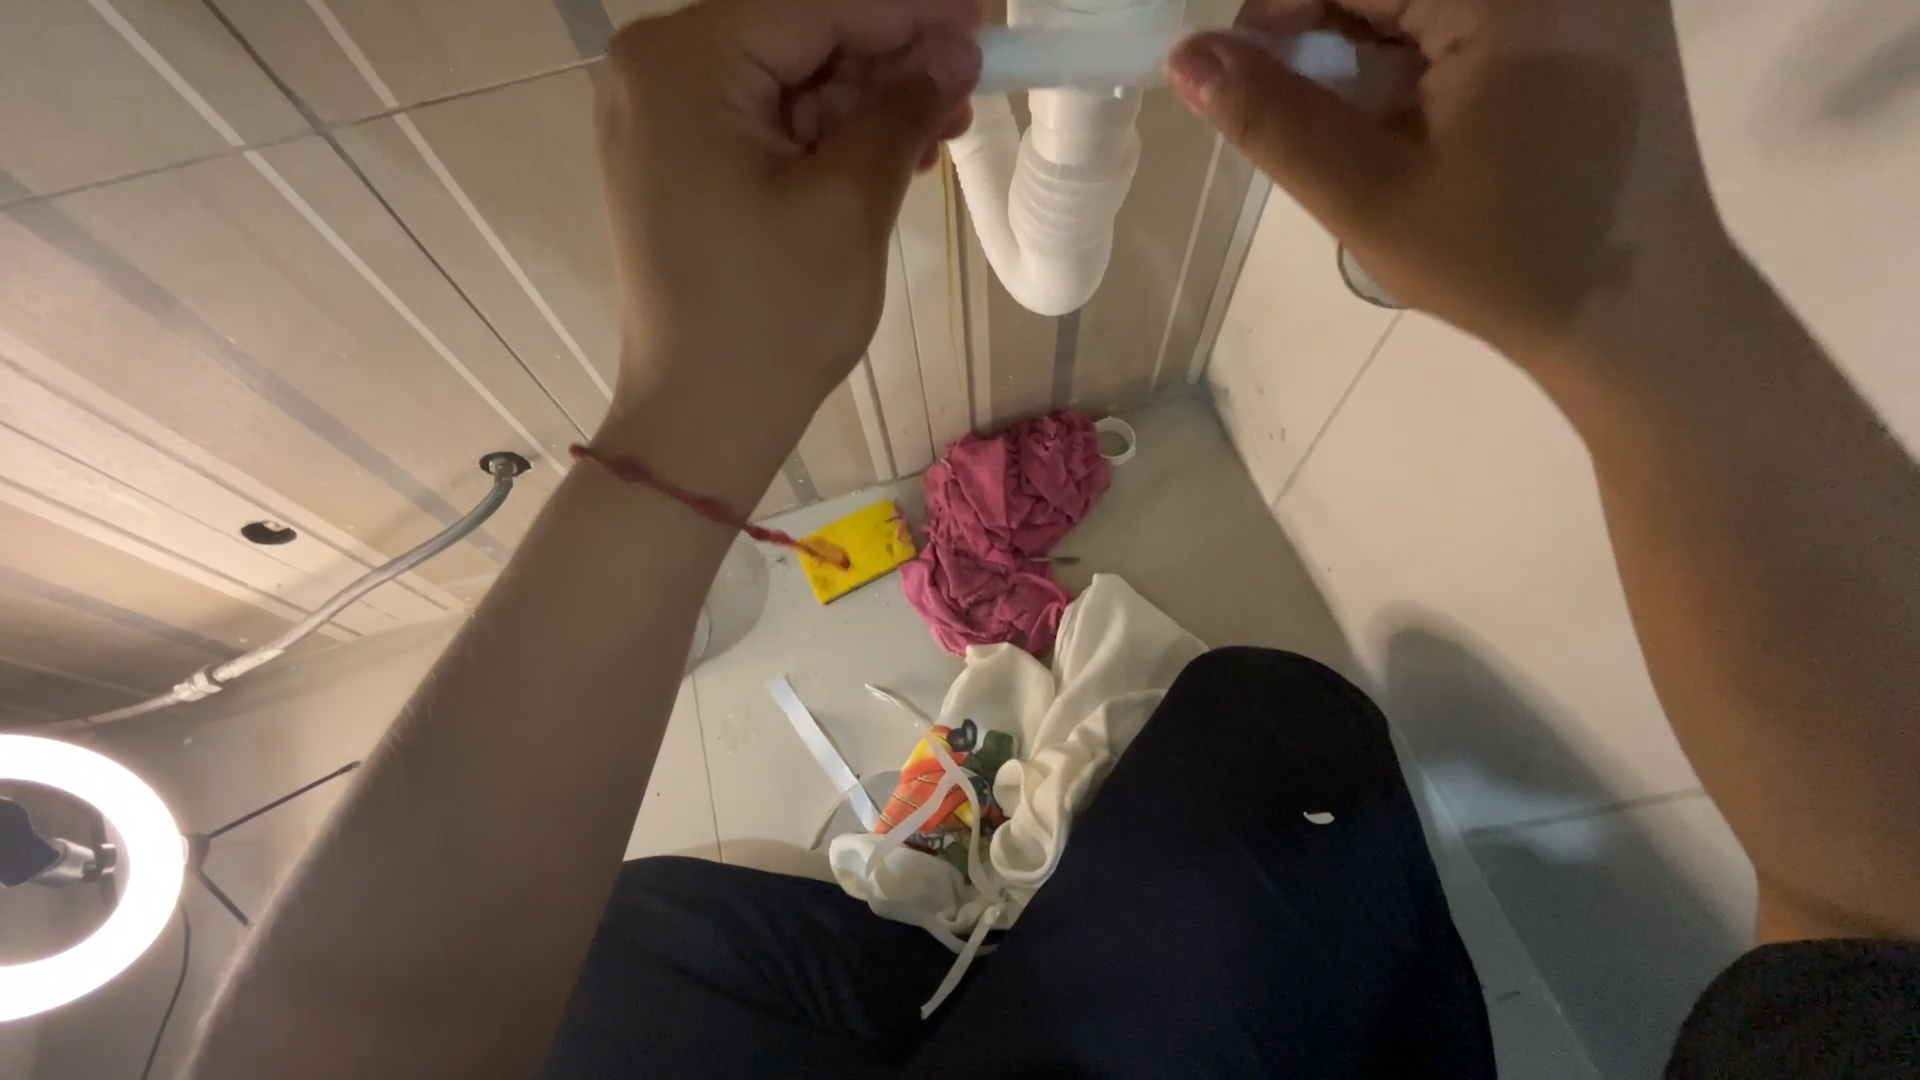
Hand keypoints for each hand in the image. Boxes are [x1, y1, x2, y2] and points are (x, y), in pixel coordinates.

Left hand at [596, 0, 980, 433]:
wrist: (705, 419)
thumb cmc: (773, 320)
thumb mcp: (848, 207)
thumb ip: (901, 112)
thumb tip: (955, 51)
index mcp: (683, 64)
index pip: (816, 3)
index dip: (910, 8)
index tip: (984, 15)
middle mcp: (659, 75)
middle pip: (800, 36)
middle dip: (890, 57)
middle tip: (972, 77)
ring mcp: (666, 125)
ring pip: (792, 86)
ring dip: (870, 102)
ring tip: (947, 122)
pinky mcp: (686, 171)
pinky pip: (771, 132)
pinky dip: (833, 140)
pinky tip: (896, 151)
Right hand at [1169, 0, 1731, 360]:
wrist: (1634, 306)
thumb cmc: (1495, 260)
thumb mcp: (1365, 196)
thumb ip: (1271, 120)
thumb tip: (1186, 58)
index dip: (1277, 7)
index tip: (1239, 76)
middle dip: (1323, 24)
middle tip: (1302, 109)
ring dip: (1368, 39)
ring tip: (1365, 125)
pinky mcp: (1597, 6)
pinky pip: (1472, 8)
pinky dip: (1418, 45)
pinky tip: (1412, 111)